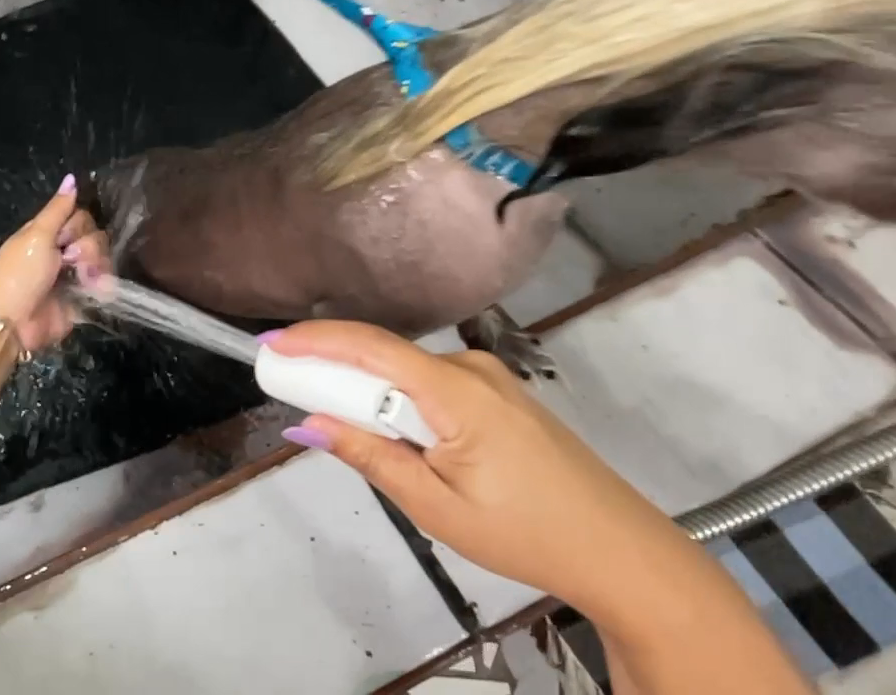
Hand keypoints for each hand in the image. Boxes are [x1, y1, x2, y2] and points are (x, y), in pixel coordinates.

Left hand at [0, 175, 110, 351]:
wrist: (13, 322)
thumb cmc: (20, 274)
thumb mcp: (36, 235)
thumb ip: (57, 209)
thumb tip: (71, 177)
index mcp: (47, 234)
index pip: (80, 216)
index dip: (78, 226)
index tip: (65, 238)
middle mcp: (62, 252)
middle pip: (95, 236)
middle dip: (88, 248)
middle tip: (70, 261)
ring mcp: (74, 276)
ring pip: (102, 259)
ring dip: (95, 266)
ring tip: (83, 279)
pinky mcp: (83, 299)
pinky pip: (104, 284)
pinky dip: (102, 285)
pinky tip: (95, 290)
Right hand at [270, 321, 691, 615]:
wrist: (626, 556)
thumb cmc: (526, 534)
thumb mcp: (434, 505)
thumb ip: (368, 455)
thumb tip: (307, 423)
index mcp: (457, 392)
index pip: (370, 345)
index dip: (314, 339)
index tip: (269, 347)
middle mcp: (472, 370)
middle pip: (383, 354)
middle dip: (331, 367)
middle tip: (288, 389)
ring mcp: (490, 379)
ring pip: (405, 369)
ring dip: (364, 387)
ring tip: (338, 420)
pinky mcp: (499, 395)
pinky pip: (429, 382)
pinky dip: (395, 397)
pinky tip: (390, 430)